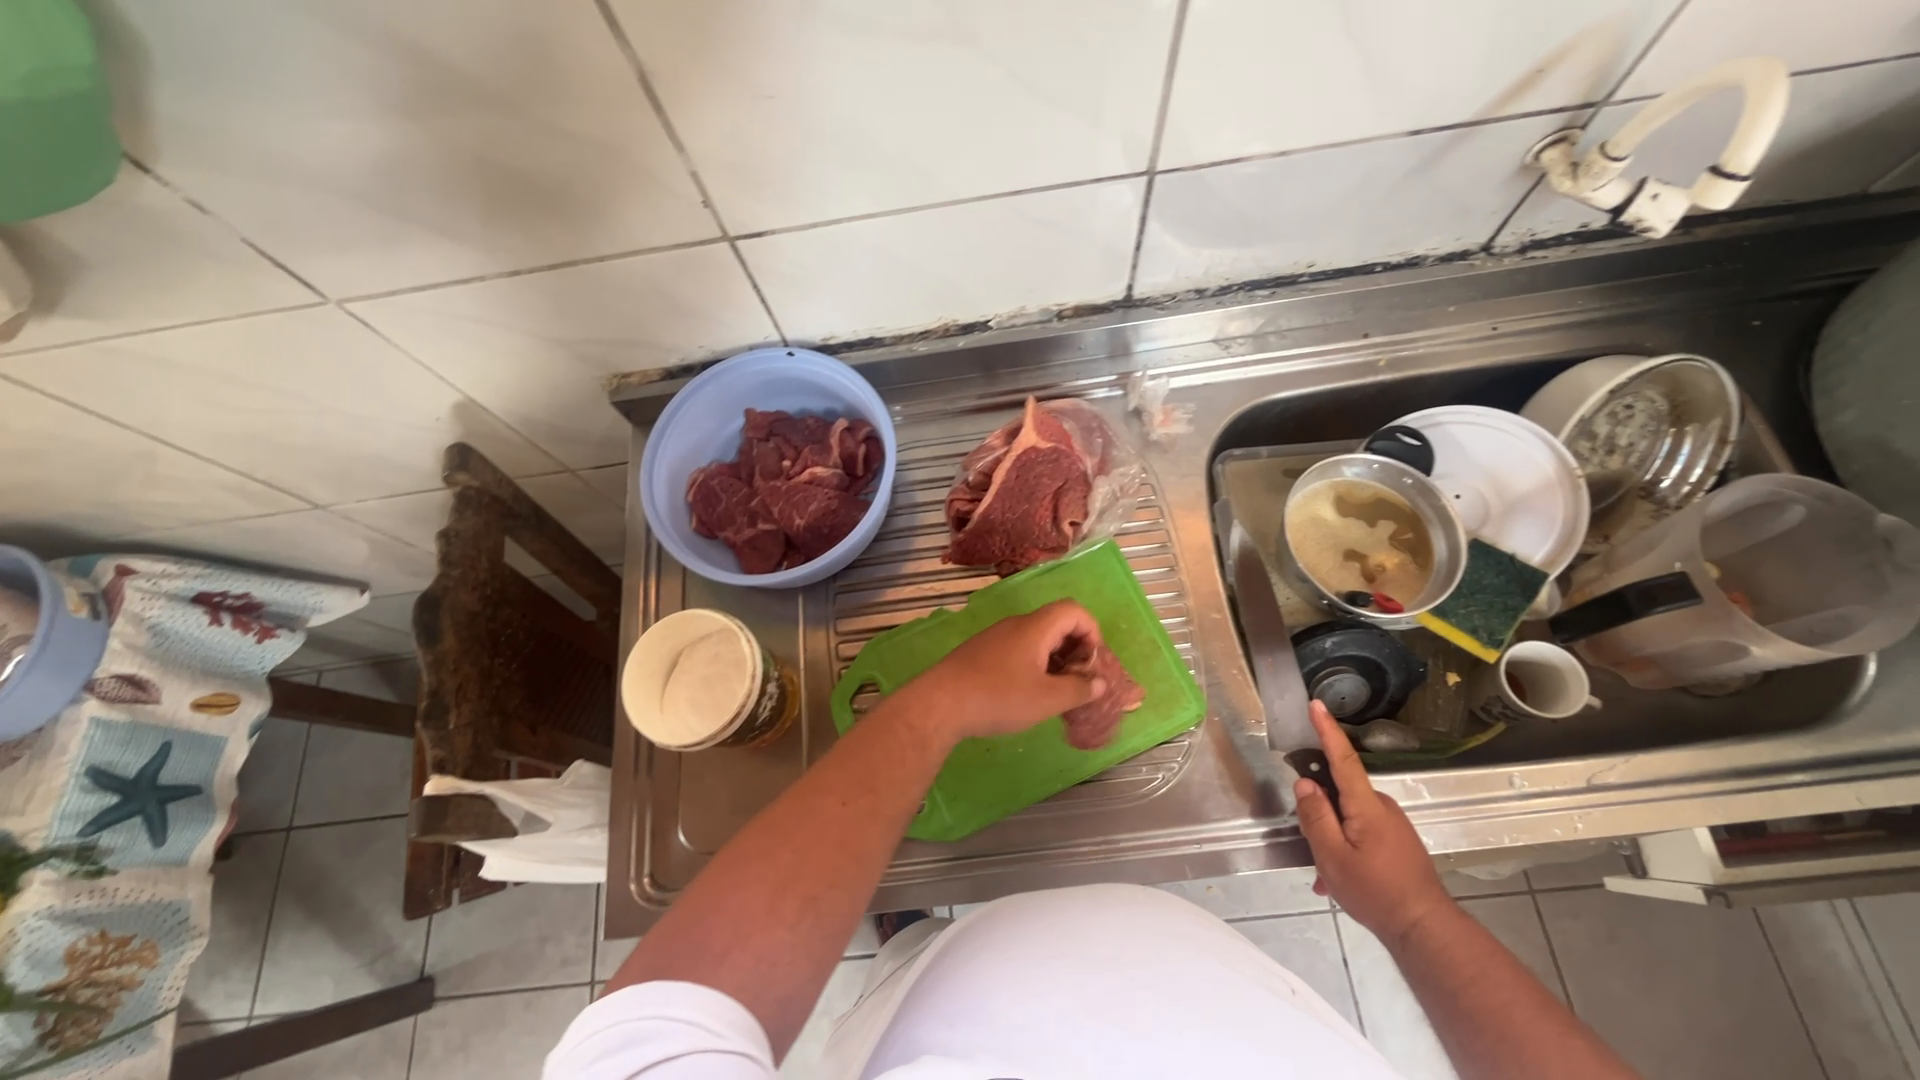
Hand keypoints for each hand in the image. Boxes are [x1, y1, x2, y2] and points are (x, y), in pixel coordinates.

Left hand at [892, 600, 1107, 743]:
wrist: (939, 704)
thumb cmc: (998, 698)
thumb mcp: (1046, 700)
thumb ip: (1078, 690)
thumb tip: (1099, 682)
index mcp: (1035, 628)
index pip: (1073, 610)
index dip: (1092, 631)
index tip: (1091, 663)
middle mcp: (1015, 625)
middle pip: (1055, 623)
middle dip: (1074, 650)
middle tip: (1077, 682)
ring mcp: (994, 638)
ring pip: (1035, 639)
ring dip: (1053, 661)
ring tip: (1054, 692)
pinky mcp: (980, 653)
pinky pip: (1016, 650)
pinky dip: (1032, 665)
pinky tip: (1025, 694)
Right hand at [1294, 700, 1455, 951]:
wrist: (1425, 928)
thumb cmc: (1376, 892)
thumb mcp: (1332, 858)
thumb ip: (1316, 818)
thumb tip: (1305, 785)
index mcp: (1366, 806)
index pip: (1343, 760)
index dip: (1328, 731)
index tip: (1316, 704)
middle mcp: (1382, 808)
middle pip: (1340, 793)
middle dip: (1319, 811)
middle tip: (1307, 842)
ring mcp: (1393, 825)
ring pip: (1349, 818)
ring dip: (1332, 839)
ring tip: (1324, 876)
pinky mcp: (1397, 842)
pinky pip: (1361, 834)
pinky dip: (1345, 850)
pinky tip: (1337, 882)